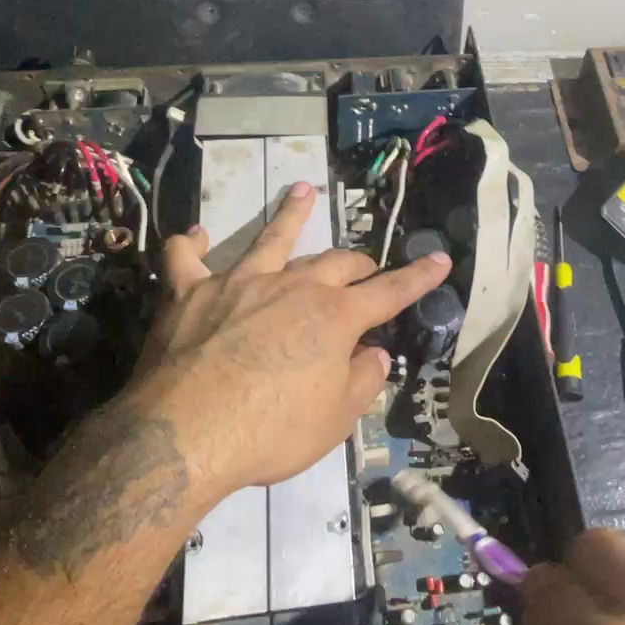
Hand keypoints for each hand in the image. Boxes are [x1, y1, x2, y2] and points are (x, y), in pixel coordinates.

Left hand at [135, 181, 450, 501]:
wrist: (185, 434)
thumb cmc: (270, 432)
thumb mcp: (335, 421)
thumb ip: (363, 381)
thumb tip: (375, 354)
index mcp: (334, 317)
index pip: (389, 292)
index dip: (417, 277)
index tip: (439, 259)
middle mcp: (292, 287)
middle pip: (334, 263)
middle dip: (357, 263)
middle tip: (366, 268)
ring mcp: (238, 282)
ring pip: (270, 238)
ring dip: (290, 214)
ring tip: (302, 190)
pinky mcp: (189, 291)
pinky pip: (186, 258)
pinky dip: (192, 245)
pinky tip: (196, 236)